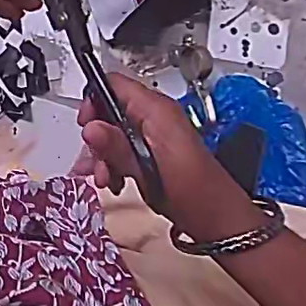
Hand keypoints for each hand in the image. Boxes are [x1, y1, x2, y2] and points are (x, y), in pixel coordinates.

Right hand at [72, 73, 267, 241]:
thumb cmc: (196, 195)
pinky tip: (114, 179)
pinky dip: (113, 162)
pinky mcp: (153, 149)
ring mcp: (155, 132)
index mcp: (157, 111)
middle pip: (108, 110)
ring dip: (102, 155)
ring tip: (106, 176)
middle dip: (96, 137)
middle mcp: (155, 117)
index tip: (87, 126)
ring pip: (112, 131)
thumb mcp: (148, 171)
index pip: (113, 84)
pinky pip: (123, 146)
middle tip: (97, 159)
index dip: (93, 101)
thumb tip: (91, 128)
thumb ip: (117, 147)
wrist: (218, 221)